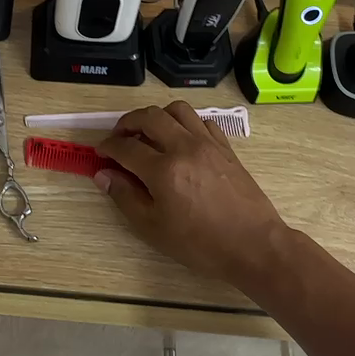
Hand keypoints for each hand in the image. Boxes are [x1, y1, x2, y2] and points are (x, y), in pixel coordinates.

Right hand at [96, 101, 293, 289]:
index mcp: (163, 170)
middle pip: (149, 116)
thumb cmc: (200, 244)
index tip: (101, 153)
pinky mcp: (225, 147)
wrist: (253, 245)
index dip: (108, 147)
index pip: (126, 147)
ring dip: (157, 116)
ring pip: (177, 110)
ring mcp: (208, 143)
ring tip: (149, 133)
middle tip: (119, 138)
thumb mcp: (153, 228)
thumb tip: (104, 175)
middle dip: (127, 123)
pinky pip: (201, 121)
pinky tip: (180, 140)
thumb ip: (125, 197)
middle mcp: (184, 147)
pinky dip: (184, 123)